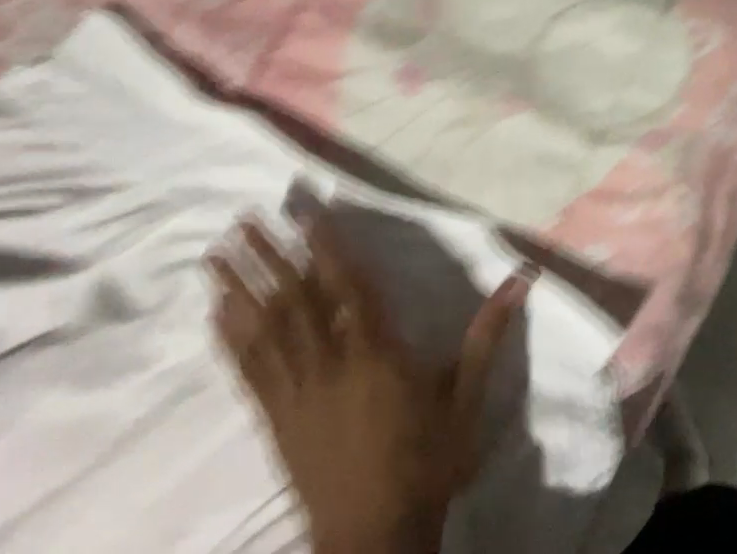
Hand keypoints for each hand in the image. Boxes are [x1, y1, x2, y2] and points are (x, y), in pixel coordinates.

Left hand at [208, 216, 531, 553]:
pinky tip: (218, 314)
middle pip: (295, 303)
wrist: (374, 533)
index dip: (327, 249)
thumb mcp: (467, 397)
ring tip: (217, 255)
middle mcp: (329, 366)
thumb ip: (487, 337)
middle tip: (244, 219)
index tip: (307, 214)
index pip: (348, 289)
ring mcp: (295, 394)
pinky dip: (231, 339)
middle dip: (269, 258)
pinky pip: (248, 371)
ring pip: (263, 331)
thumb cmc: (429, 460)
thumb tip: (520, 281)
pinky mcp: (275, 419)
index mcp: (378, 356)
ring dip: (240, 289)